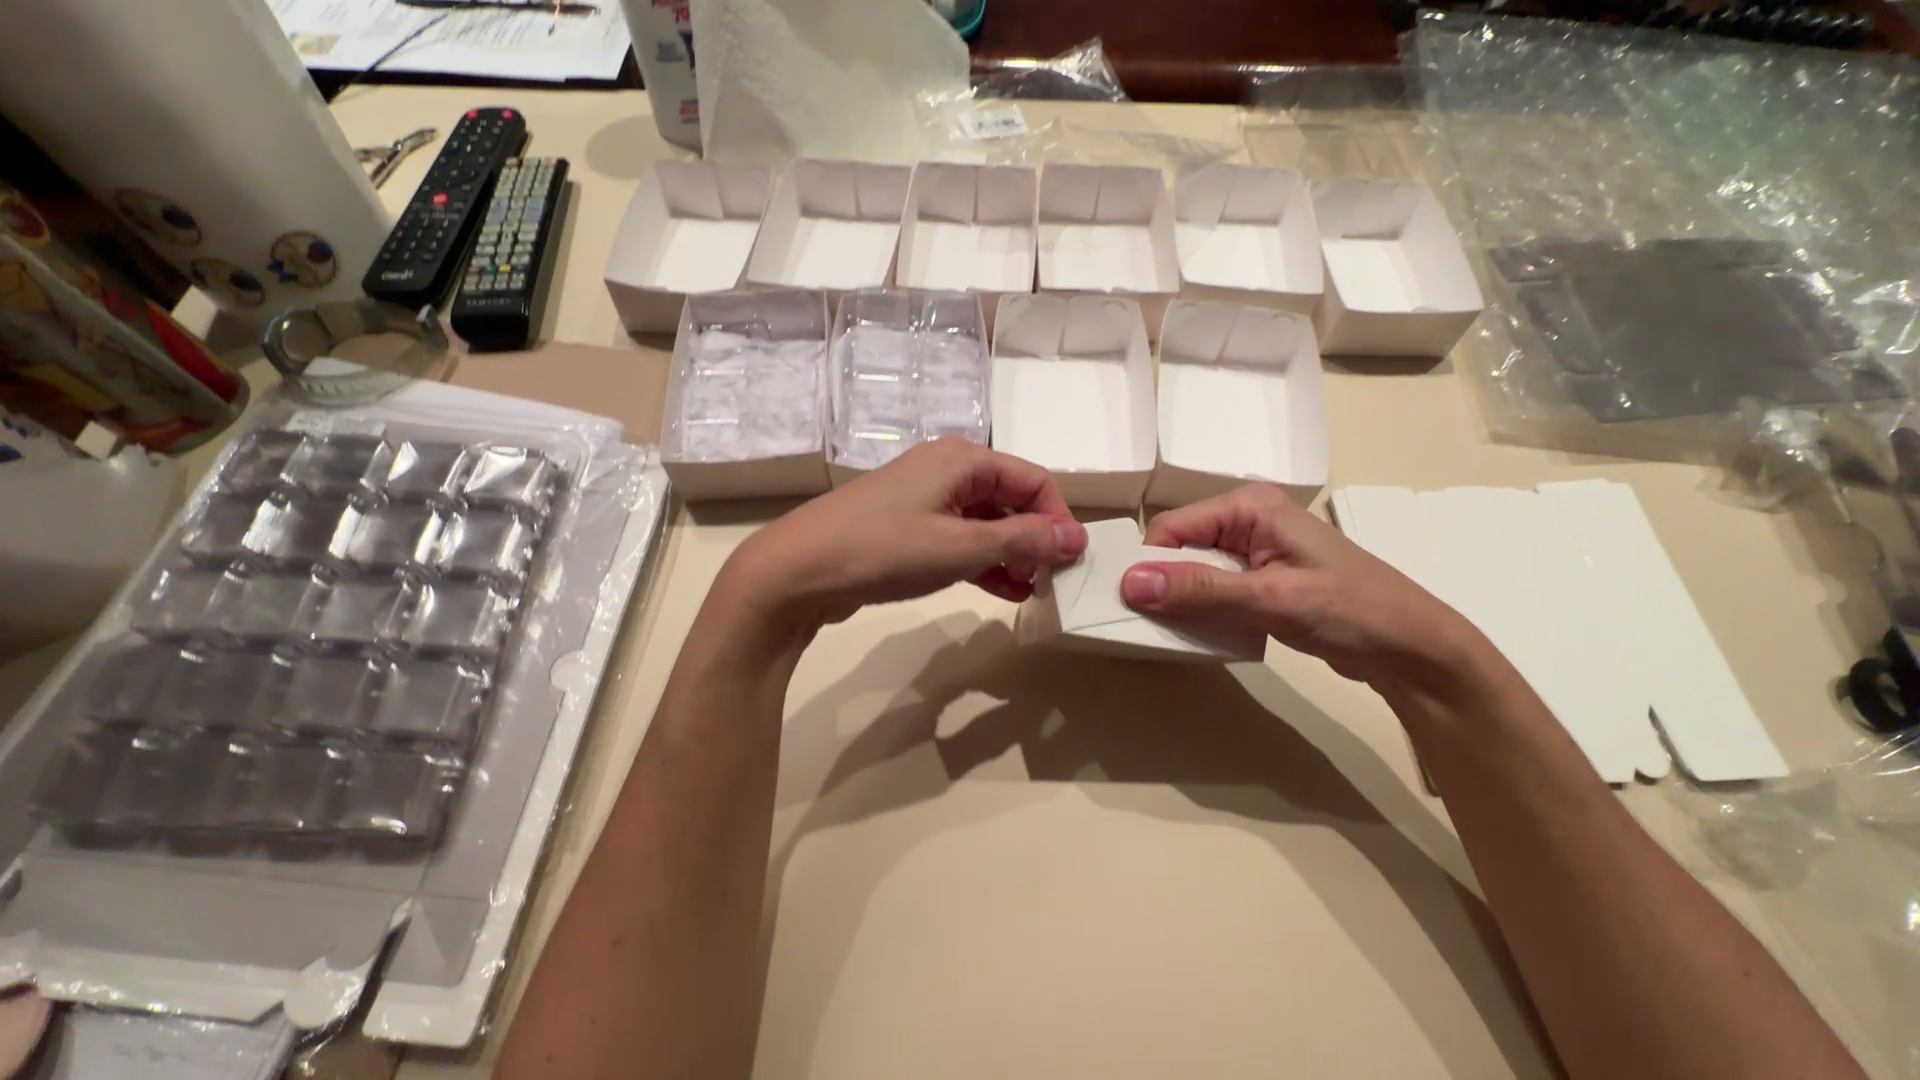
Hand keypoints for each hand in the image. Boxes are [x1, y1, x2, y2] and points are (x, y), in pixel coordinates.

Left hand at [722, 439, 1087, 630]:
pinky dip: (984, 563)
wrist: (796, 572)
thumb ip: (1021, 541)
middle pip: (1011, 500)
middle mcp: (946, 471)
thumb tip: (1075, 537)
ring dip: (1012, 555)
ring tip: (1033, 592)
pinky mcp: (907, 530)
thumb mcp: (960, 547)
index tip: (1072, 561)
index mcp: (962, 460)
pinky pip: (960, 541)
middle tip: (1054, 581)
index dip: (1058, 518)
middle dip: (1036, 539)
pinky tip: (1004, 591)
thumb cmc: (882, 550)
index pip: (1033, 480)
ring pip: (986, 524)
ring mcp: (924, 501)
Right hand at [1119, 484, 1484, 685]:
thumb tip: (1130, 584)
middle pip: (1180, 549)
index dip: (1148, 564)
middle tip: (1148, 626)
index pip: (1173, 527)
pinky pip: (1214, 592)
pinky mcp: (1262, 582)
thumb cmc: (1351, 611)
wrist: (1412, 650)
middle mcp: (1249, 521)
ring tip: (1175, 635)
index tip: (1131, 606)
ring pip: (1194, 573)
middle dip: (1163, 585)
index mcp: (1251, 506)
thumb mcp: (1272, 599)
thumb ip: (1200, 590)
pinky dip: (1203, 613)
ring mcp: (1257, 553)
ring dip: (1182, 603)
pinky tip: (1204, 636)